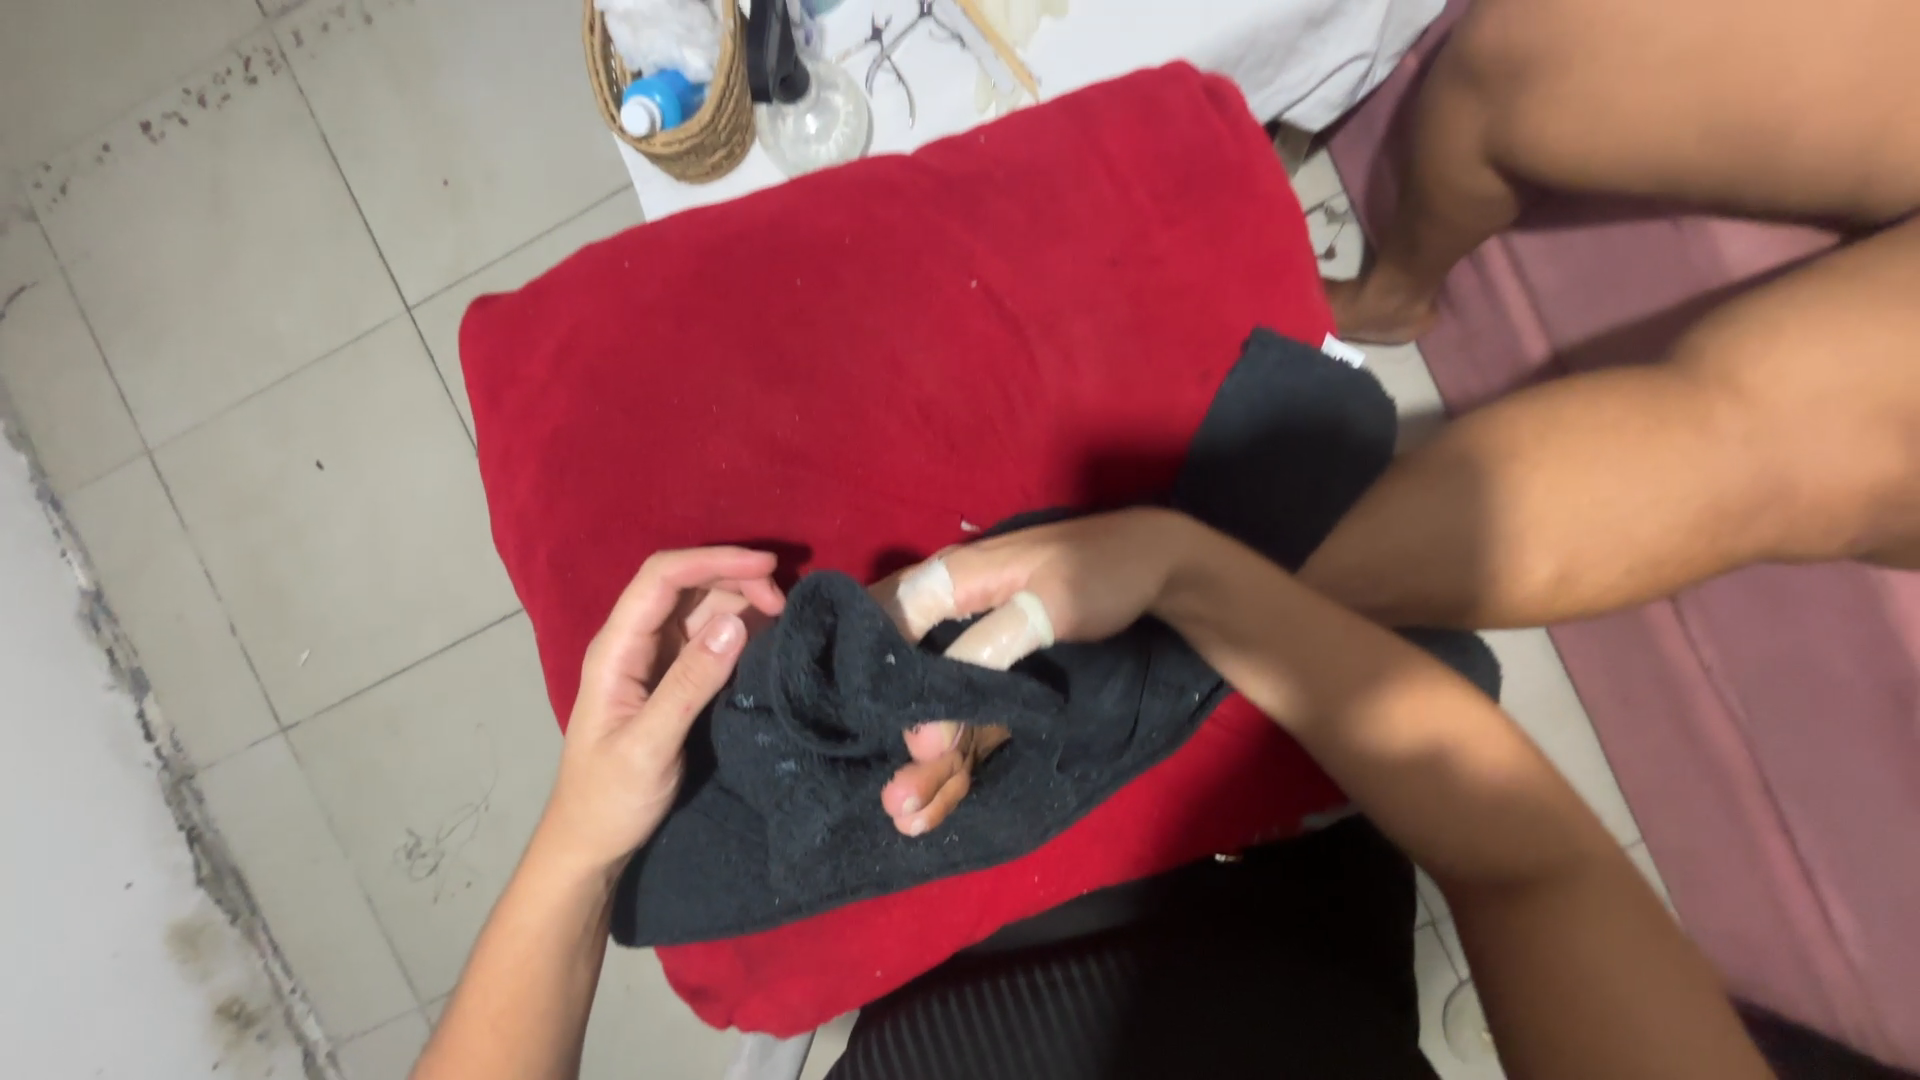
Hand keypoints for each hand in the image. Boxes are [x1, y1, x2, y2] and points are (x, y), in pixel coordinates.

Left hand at [537, 548, 786, 876]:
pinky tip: (768, 637)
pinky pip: (712, 636)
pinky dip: (742, 628)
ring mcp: (656, 658)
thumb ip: (689, 684)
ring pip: (703, 607)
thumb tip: (736, 624)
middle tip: (784, 604)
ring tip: (783, 619)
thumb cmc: (610, 798)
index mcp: (616, 649)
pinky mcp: (675, 677)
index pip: (661, 579)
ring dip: (743, 602)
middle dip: (736, 579)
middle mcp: (635, 642)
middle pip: (686, 585)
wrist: (592, 843)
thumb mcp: (649, 747)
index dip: (713, 561)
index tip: (767, 566)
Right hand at [868, 508, 1198, 834]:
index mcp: (951, 580)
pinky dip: (957, 747)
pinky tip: (944, 795)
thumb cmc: (1101, 573)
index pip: (884, 628)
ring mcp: (976, 642)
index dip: (877, 681)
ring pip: (935, 698)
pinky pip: (968, 707)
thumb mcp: (1047, 605)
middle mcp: (950, 612)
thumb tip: (924, 727)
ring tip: (908, 811)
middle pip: (904, 673)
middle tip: (894, 797)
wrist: (1162, 573)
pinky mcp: (1001, 666)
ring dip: (925, 750)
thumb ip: (983, 653)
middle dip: (897, 730)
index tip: (877, 737)